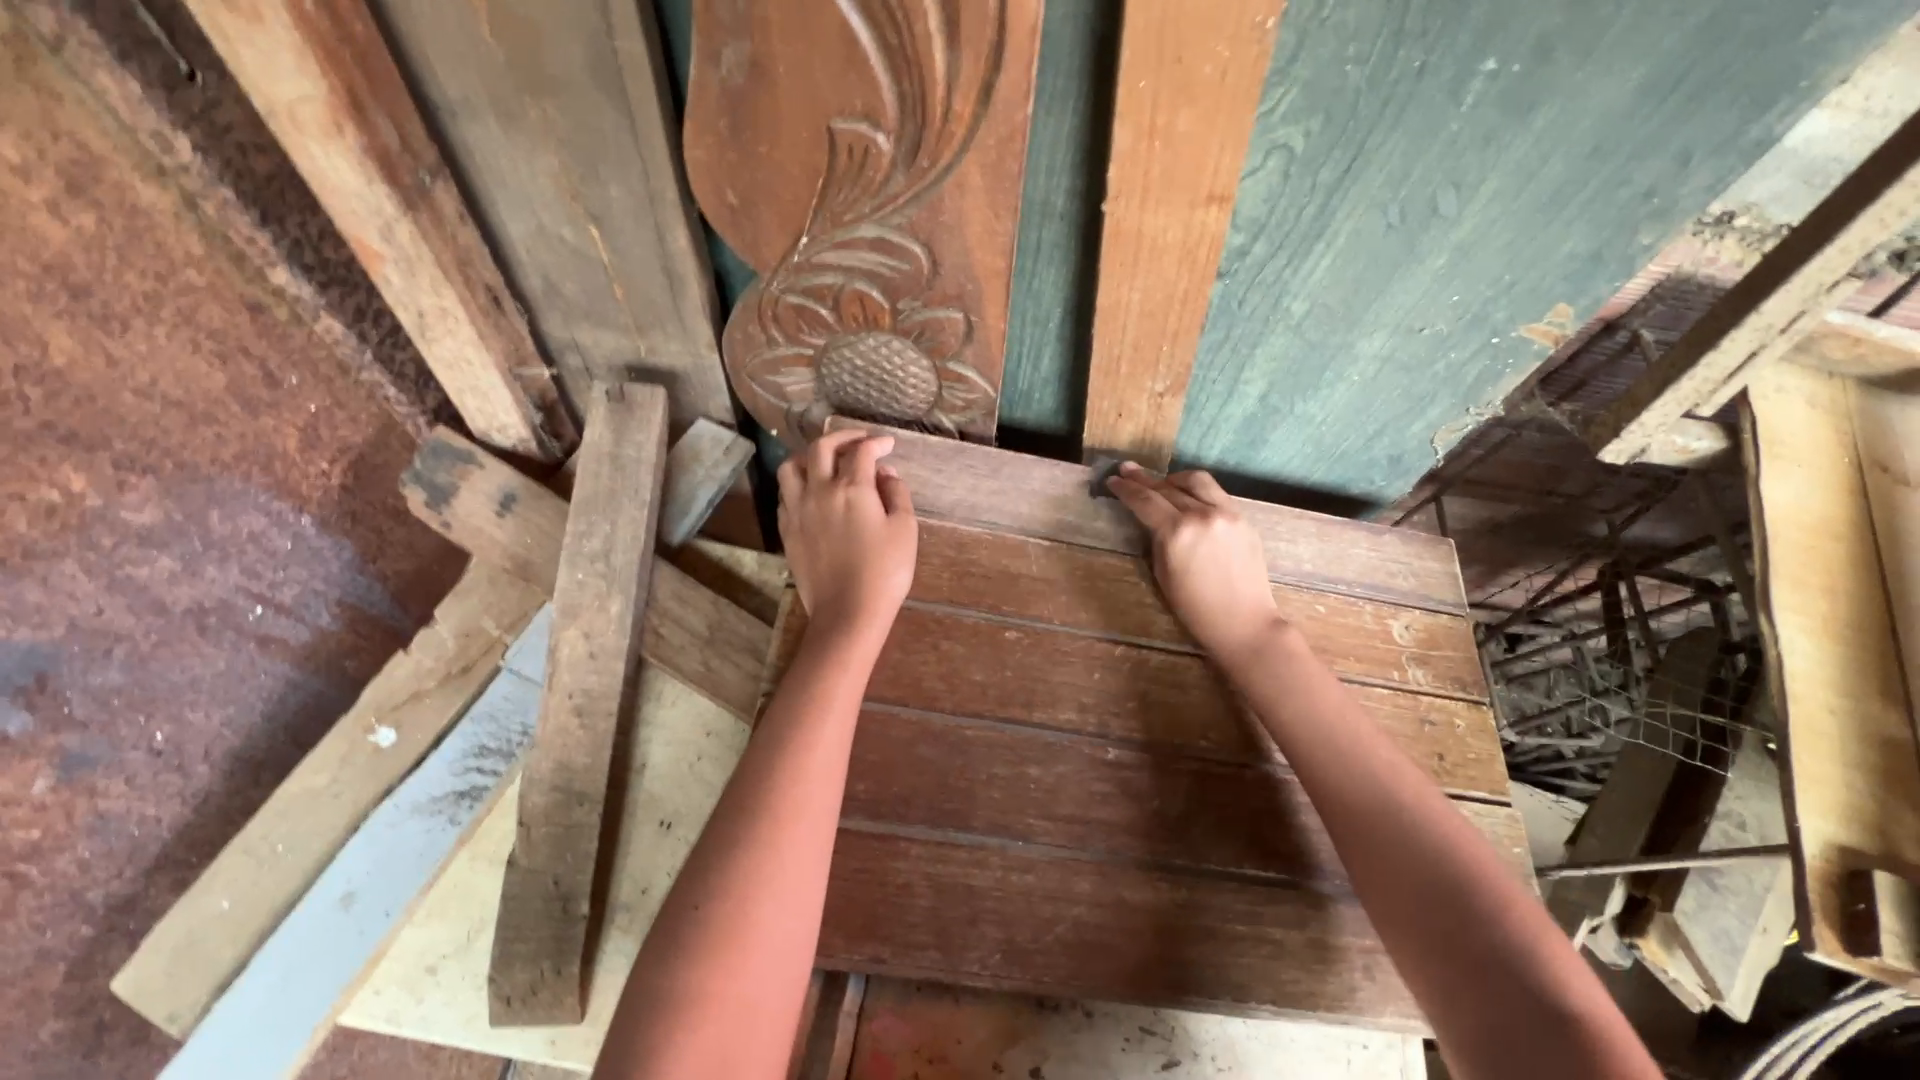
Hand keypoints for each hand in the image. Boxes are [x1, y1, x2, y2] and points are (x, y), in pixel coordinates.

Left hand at [777, 430, 917, 640]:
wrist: (847, 611)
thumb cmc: (885, 572)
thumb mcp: (905, 530)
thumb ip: (897, 494)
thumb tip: (886, 473)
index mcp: (852, 488)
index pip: (862, 451)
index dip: (877, 442)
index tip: (887, 444)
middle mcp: (820, 491)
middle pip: (822, 448)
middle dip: (842, 438)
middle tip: (859, 442)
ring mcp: (798, 510)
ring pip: (792, 467)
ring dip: (809, 456)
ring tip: (824, 460)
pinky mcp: (787, 530)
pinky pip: (784, 495)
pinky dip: (797, 484)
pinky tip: (810, 491)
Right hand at [1106, 462, 1284, 660]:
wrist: (1243, 621)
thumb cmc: (1194, 608)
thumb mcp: (1162, 573)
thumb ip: (1156, 539)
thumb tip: (1152, 519)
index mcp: (1177, 533)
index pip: (1145, 501)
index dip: (1125, 489)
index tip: (1113, 481)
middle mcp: (1201, 515)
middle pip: (1167, 487)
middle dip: (1144, 479)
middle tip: (1127, 471)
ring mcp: (1226, 513)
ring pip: (1196, 481)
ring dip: (1173, 479)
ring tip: (1161, 482)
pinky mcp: (1242, 517)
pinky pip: (1215, 493)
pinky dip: (1197, 490)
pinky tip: (1188, 497)